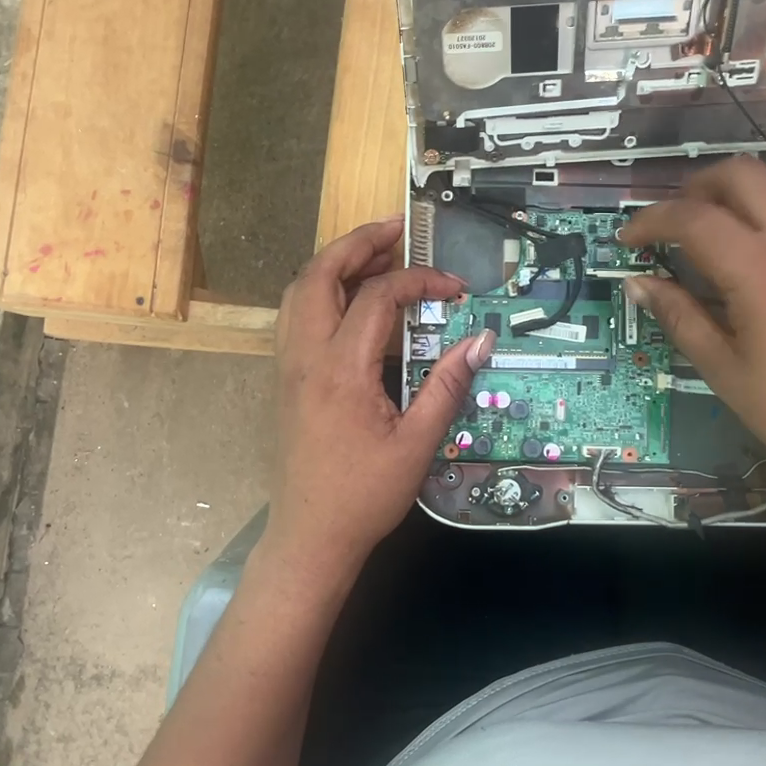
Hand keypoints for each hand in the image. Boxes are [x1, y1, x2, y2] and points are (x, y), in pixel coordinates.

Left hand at [261, 217, 495, 589]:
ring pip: (300, 290)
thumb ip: (446, 387)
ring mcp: (288, 366)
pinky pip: (295, 314)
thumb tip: (480, 341)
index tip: (454, 291)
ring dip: (334, 262)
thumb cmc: (364, 496)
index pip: (377, 297)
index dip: (419, 282)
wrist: (310, 536)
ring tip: (374, 252)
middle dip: (358, 242)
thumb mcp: (416, 445)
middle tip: (398, 228)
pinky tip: (349, 300)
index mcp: (340, 370)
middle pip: (320, 273)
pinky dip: (320, 289)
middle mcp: (305, 357)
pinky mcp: (285, 379)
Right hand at [621, 157, 765, 525]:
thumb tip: (639, 284)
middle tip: (669, 226)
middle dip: (692, 190)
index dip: (650, 221)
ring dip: (733, 191)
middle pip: (738, 175)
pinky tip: (756, 246)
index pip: (693, 219)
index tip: (628, 240)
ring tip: (709, 229)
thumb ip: (679, 317)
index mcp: (761, 273)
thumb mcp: (725, 371)